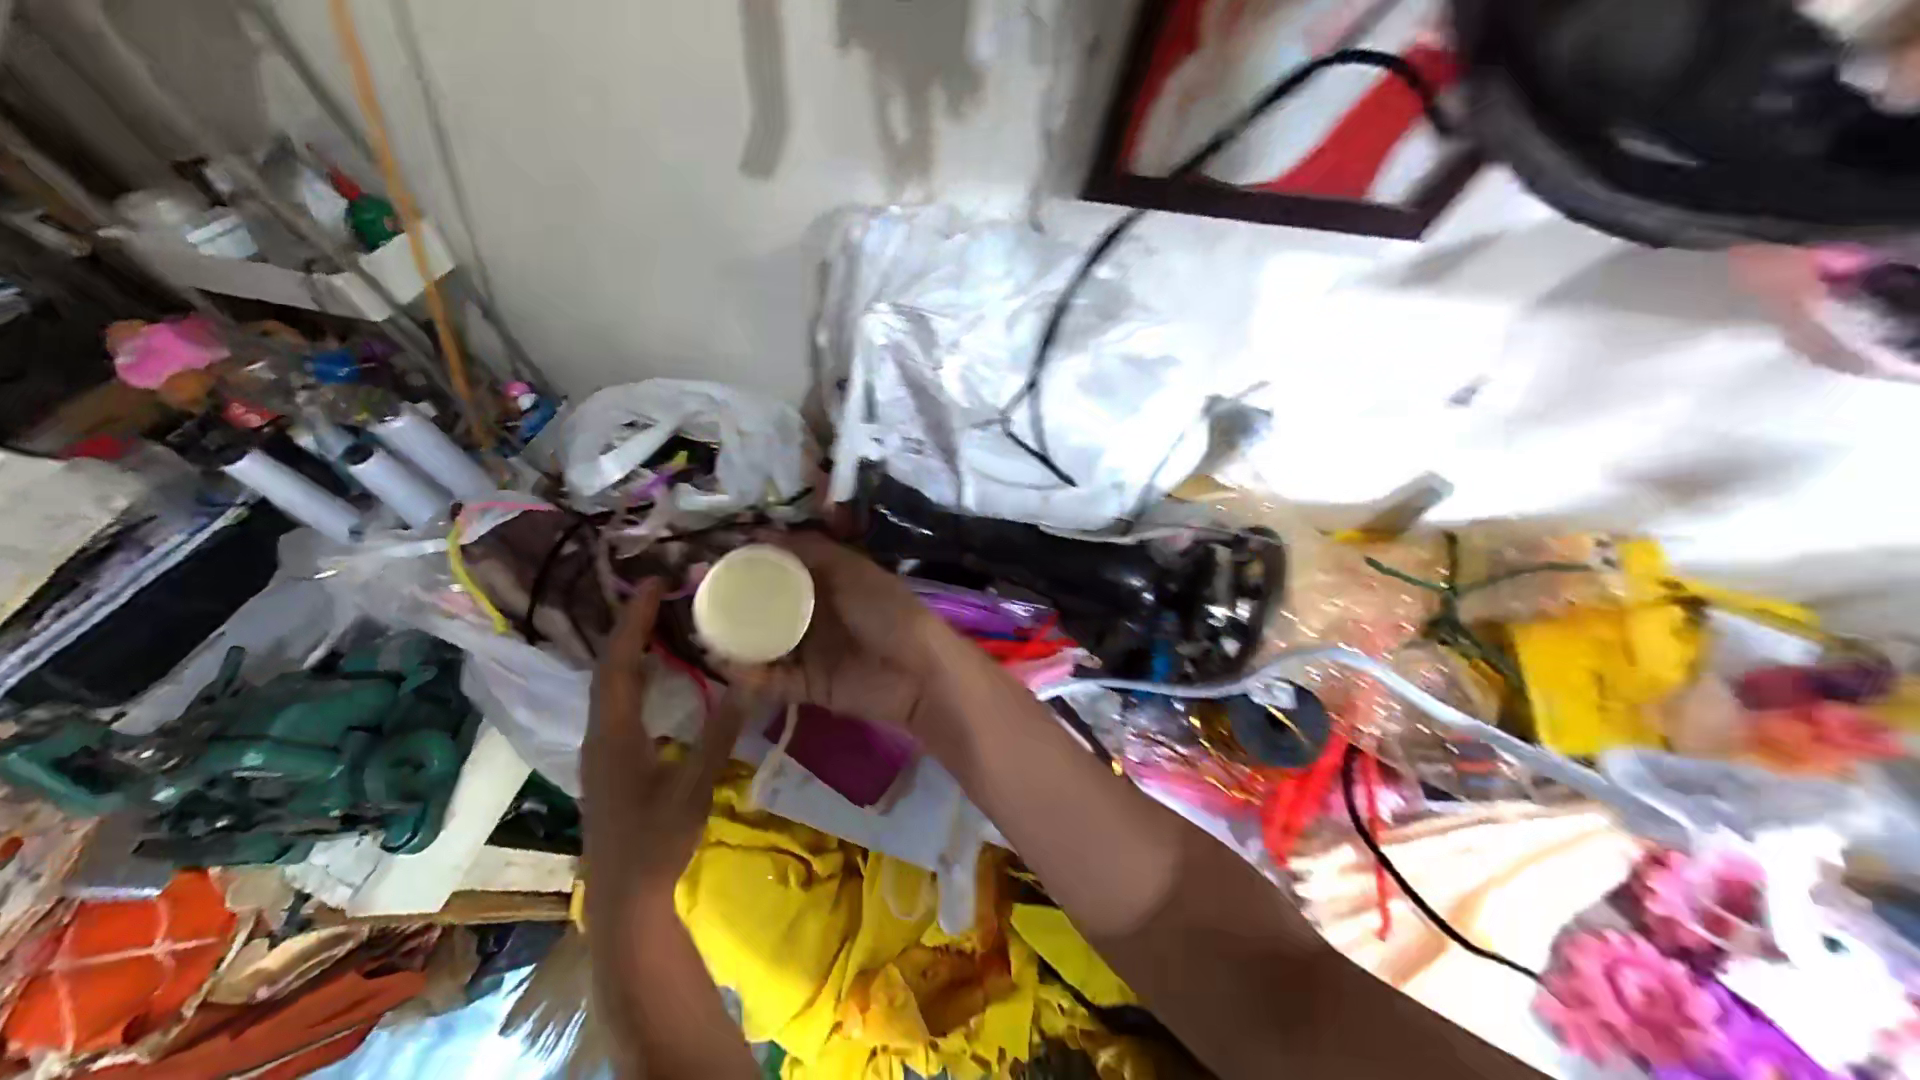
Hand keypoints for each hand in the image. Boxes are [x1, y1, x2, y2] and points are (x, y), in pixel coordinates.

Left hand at [584, 579, 751, 910]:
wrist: (623, 896)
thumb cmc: (657, 840)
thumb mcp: (695, 785)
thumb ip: (721, 731)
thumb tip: (748, 678)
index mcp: (615, 733)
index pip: (619, 662)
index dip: (634, 620)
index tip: (653, 583)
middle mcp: (599, 733)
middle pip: (608, 667)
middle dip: (630, 626)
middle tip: (660, 594)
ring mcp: (600, 749)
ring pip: (609, 685)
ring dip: (630, 649)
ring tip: (659, 623)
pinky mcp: (609, 761)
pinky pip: (617, 702)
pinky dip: (634, 675)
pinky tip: (657, 676)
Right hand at [719, 532, 959, 738]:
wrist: (916, 670)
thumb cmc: (884, 610)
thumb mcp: (849, 569)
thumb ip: (808, 550)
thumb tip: (761, 532)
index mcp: (824, 584)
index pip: (777, 571)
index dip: (745, 565)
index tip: (711, 560)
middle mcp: (812, 615)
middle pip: (763, 608)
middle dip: (729, 603)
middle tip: (696, 595)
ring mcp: (808, 652)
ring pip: (761, 645)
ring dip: (732, 640)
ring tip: (700, 632)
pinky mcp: (807, 686)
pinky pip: (771, 680)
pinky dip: (748, 675)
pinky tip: (724, 663)